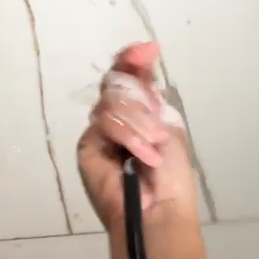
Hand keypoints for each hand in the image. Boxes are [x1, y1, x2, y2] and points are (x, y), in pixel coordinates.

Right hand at [76, 42, 200, 231]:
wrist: (163, 209)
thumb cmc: (172, 175)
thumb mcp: (167, 122)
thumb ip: (150, 89)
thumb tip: (147, 49)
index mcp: (137, 107)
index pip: (125, 72)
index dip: (132, 57)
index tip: (148, 49)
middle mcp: (116, 114)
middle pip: (116, 81)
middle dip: (139, 98)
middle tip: (158, 126)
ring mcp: (100, 130)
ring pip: (111, 100)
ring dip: (138, 122)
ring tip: (154, 147)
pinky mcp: (87, 146)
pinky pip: (104, 122)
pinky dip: (127, 134)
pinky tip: (142, 153)